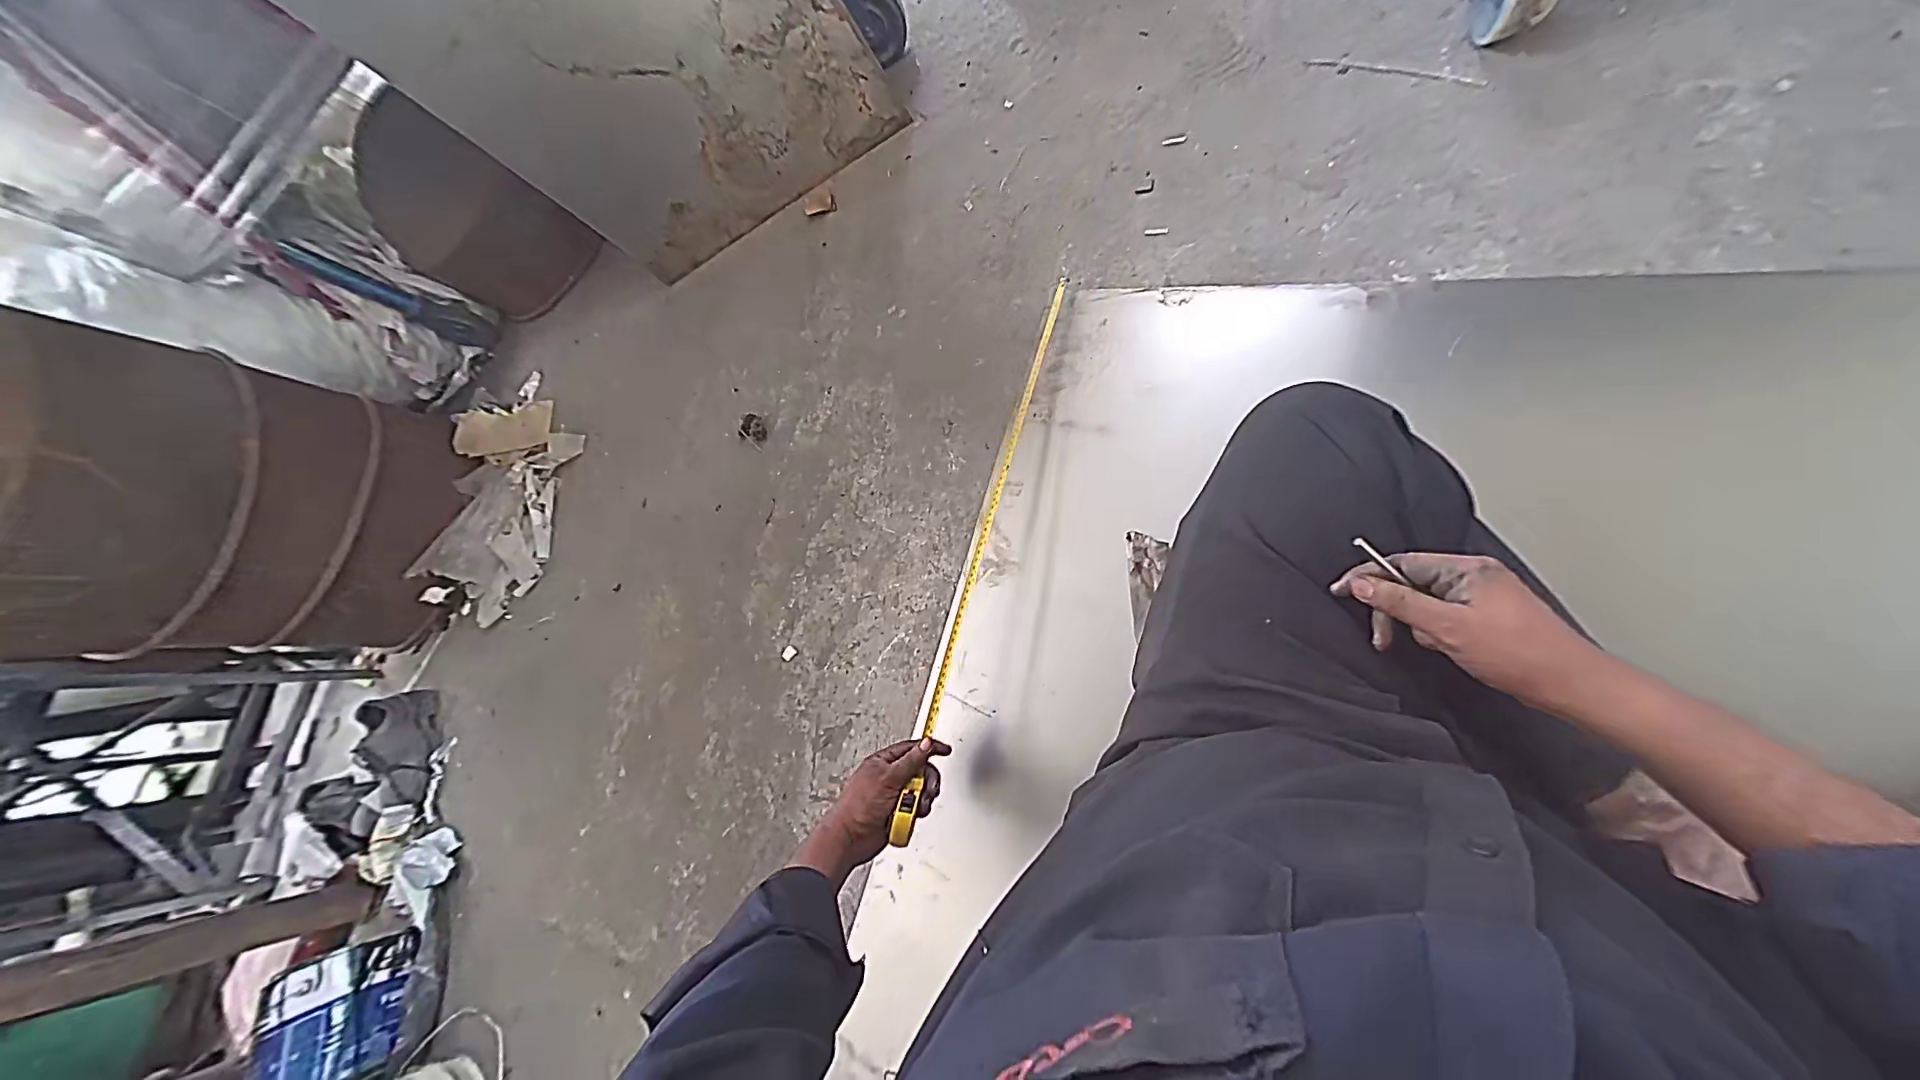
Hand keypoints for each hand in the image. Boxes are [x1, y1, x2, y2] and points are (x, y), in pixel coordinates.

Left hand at [788, 737, 950, 886]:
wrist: (850, 840)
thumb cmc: (857, 807)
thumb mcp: (888, 778)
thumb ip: (911, 761)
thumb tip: (926, 744)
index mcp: (884, 762)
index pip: (912, 748)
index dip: (929, 748)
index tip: (944, 751)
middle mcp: (890, 777)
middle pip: (921, 772)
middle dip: (926, 782)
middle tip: (924, 791)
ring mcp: (895, 795)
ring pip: (921, 792)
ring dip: (920, 800)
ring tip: (911, 808)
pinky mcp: (899, 812)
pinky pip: (917, 808)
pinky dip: (916, 813)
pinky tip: (907, 816)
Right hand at [1330, 552, 1607, 709]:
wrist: (1571, 684)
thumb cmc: (1520, 654)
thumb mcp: (1445, 627)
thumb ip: (1398, 602)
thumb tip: (1361, 584)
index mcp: (1466, 568)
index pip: (1400, 563)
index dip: (1367, 577)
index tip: (1341, 591)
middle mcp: (1474, 575)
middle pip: (1410, 582)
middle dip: (1394, 610)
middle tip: (1384, 637)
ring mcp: (1480, 595)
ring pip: (1424, 602)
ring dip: (1419, 625)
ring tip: (1435, 644)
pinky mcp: (1485, 615)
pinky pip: (1442, 615)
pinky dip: (1435, 632)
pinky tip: (1448, 647)